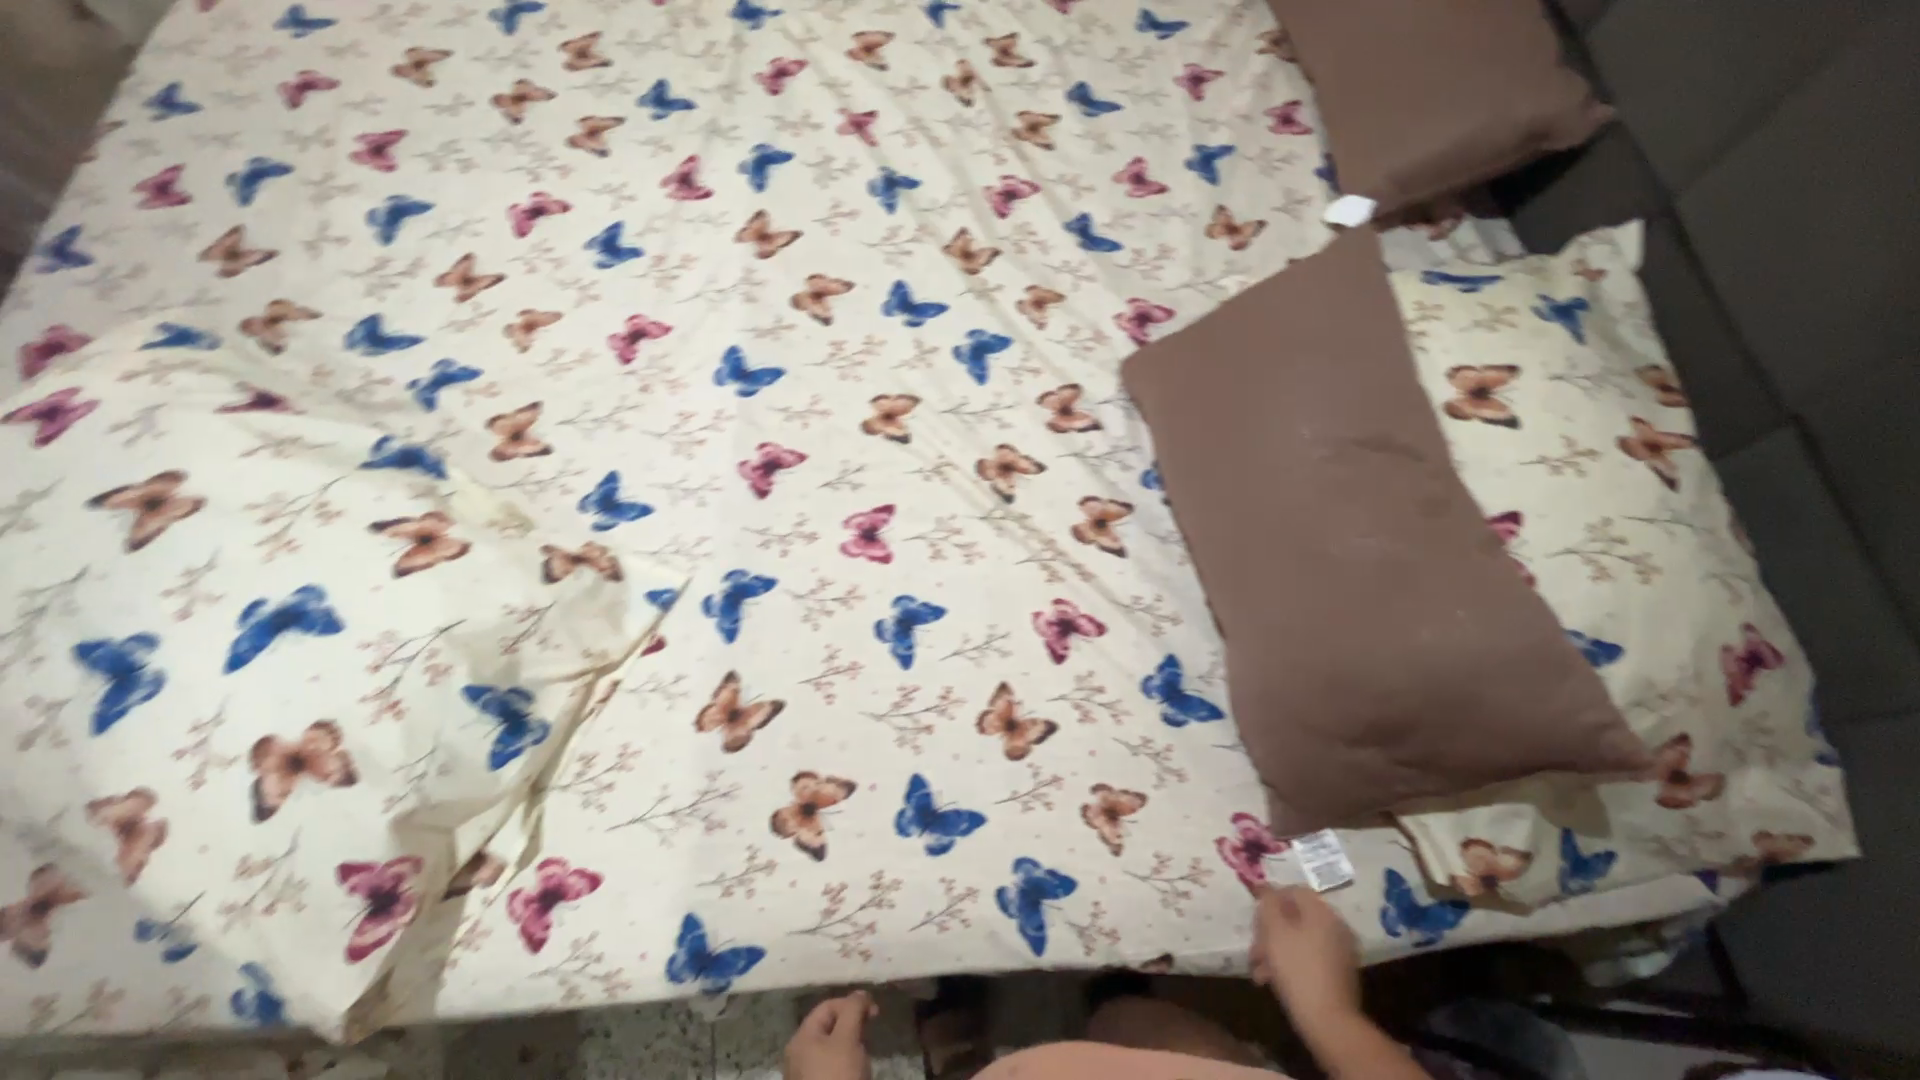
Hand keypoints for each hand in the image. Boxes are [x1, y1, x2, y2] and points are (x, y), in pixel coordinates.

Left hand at [785, 990, 876, 1079]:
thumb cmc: (837, 1077)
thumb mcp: (847, 1039)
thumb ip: (853, 1011)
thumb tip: (861, 993)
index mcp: (802, 1037)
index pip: (828, 1006)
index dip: (852, 1004)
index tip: (875, 1013)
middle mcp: (798, 1054)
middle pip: (829, 1027)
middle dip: (852, 1027)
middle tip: (869, 1035)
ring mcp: (805, 1075)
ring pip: (832, 1049)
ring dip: (851, 1048)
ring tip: (863, 1060)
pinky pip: (832, 1069)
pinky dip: (847, 1067)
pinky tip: (857, 1075)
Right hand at [1249, 885, 1361, 1030]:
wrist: (1329, 1021)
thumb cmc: (1297, 969)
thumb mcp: (1274, 931)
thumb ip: (1268, 903)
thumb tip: (1265, 886)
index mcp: (1323, 912)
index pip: (1293, 890)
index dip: (1270, 899)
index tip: (1253, 918)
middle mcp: (1336, 927)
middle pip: (1295, 917)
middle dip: (1269, 931)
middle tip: (1254, 950)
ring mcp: (1340, 951)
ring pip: (1299, 939)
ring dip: (1276, 950)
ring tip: (1259, 971)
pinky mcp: (1339, 973)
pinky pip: (1310, 957)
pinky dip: (1291, 963)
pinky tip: (1273, 980)